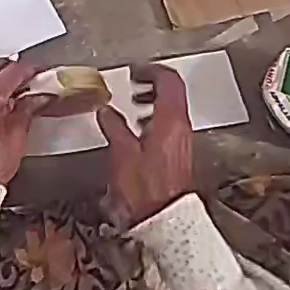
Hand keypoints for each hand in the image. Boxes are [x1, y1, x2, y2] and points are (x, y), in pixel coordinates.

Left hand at [0, 58, 52, 185]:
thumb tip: (39, 98)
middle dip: (16, 70)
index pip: (13, 71)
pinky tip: (1, 97)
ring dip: (0, 75)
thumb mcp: (18, 134)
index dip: (31, 69)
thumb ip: (28, 109)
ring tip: (17, 86)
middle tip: (34, 77)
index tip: (42, 71)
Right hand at [96, 64, 194, 227]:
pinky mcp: (179, 151)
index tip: (135, 70)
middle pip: (174, 90)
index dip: (152, 70)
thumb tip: (106, 112)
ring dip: (154, 98)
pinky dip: (156, 114)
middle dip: (153, 81)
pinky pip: (171, 122)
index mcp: (170, 120)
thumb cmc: (146, 190)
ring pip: (173, 106)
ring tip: (135, 101)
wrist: (165, 219)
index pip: (169, 81)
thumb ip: (114, 127)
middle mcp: (181, 127)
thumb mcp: (123, 154)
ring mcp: (182, 139)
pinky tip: (139, 126)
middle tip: (135, 80)